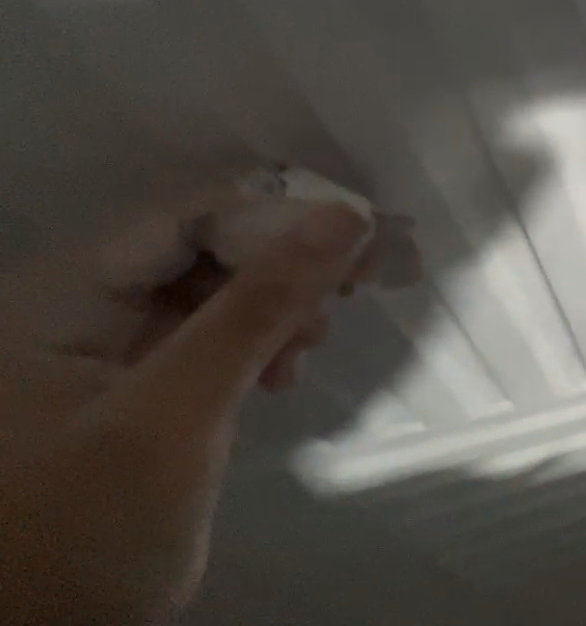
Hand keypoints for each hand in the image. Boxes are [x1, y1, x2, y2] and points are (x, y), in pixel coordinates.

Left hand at [0, 187, 377, 625]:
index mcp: (51, 303)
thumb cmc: (83, 528)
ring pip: (219, 286)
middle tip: (374, 275)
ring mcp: (104, 350)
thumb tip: (347, 216)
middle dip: (292, 261)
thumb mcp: (174, 412)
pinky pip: (216, 330)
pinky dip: (265, 338)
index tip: (368, 240)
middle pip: (207, 247)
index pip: (187, 219)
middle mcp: (72, 312)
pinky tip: (285, 368)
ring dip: (284, 303)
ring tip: (317, 339)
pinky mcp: (139, 385)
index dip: (280, 218)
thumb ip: (259, 305)